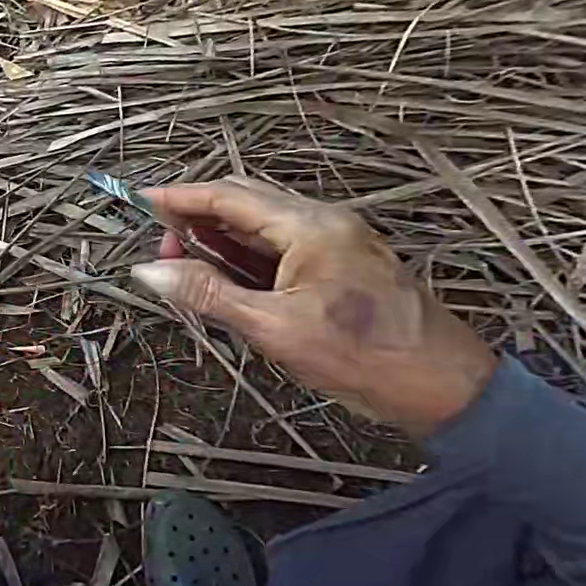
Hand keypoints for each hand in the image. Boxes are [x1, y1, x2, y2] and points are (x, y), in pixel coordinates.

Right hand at [131, 179, 497, 435]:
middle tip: (161, 247)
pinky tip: (223, 274)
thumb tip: (149, 271)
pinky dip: (242, 253)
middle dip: (195, 216)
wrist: (445, 389)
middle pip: (243, 200)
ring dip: (217, 236)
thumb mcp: (272, 326)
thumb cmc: (362, 356)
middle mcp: (322, 221)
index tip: (140, 201)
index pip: (228, 196)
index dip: (180, 197)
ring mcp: (333, 240)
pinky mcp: (337, 262)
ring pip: (259, 222)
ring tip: (184, 263)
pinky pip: (277, 244)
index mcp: (309, 226)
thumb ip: (207, 293)